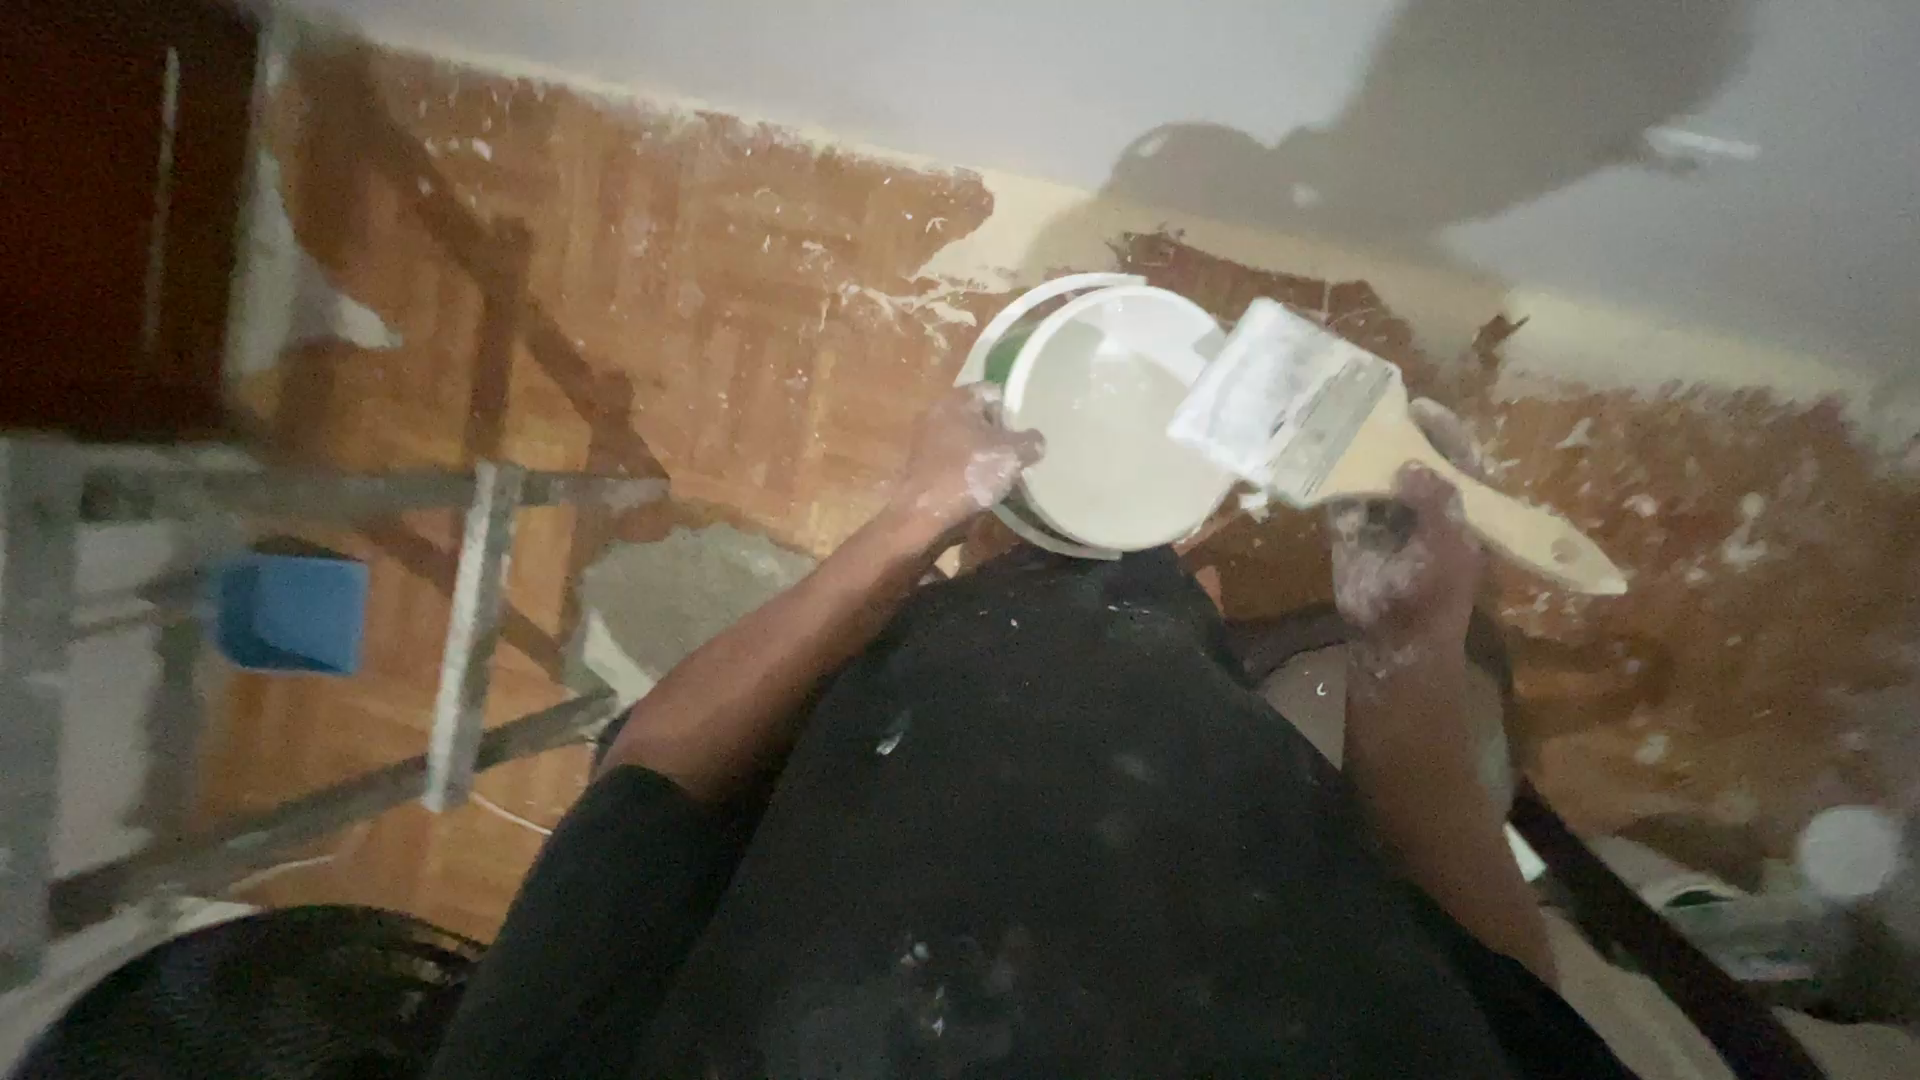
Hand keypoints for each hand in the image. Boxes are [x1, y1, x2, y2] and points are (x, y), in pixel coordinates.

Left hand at [887, 383, 1045, 543]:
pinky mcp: (920, 460)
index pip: (995, 392)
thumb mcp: (1012, 456)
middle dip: (998, 434)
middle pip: (979, 415)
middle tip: (1014, 455)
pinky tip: (976, 484)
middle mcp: (937, 409)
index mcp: (958, 398)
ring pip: (965, 437)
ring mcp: (925, 435)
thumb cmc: (967, 474)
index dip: (1013, 413)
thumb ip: (1031, 442)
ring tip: (998, 473)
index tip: (1022, 437)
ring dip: (982, 451)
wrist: (923, 511)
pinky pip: (951, 455)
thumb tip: (1036, 441)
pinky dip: (965, 465)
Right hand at [1328, 399, 1484, 654]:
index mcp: (1459, 508)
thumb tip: (1410, 463)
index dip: (1443, 431)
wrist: (1391, 637)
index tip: (1421, 407)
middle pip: (1410, 459)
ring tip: (1338, 423)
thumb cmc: (1434, 596)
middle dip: (1394, 436)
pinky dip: (1329, 481)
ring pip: (1372, 475)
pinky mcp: (1349, 529)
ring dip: (1358, 454)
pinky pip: (1340, 499)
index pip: (1457, 459)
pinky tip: (1317, 458)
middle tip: (1370, 409)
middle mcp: (1422, 505)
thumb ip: (1436, 504)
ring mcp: (1383, 517)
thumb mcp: (1448, 549)